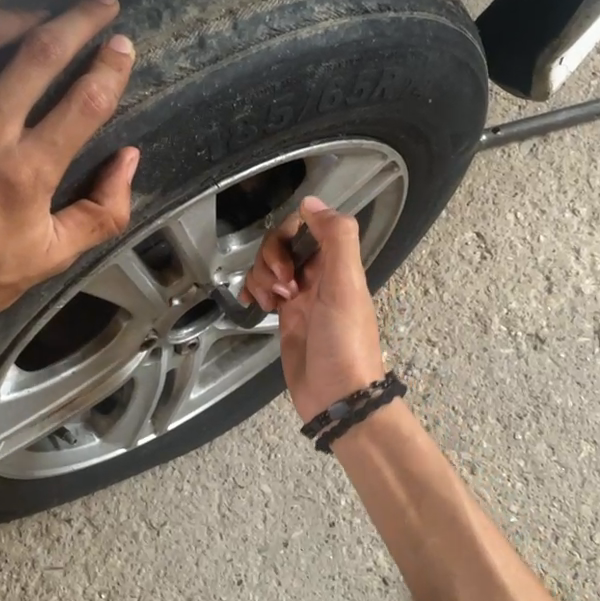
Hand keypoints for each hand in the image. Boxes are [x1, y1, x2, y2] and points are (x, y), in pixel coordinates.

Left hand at [0, 0, 140, 368]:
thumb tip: (129, 160)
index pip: (83, 101)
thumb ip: (102, 209)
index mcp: (26, 171)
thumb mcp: (55, 257)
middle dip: (78, 21)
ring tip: (36, 16)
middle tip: (101, 5)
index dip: (110, 66)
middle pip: (38, 54)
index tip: (124, 45)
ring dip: (14, 18)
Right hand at [243, 197, 386, 420]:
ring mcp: (301, 299)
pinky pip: (264, 292)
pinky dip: (254, 292)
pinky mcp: (285, 320)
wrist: (337, 398)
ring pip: (270, 268)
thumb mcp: (346, 285)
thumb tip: (311, 202)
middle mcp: (319, 278)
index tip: (286, 259)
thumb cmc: (345, 343)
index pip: (307, 228)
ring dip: (262, 277)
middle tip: (282, 286)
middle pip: (282, 246)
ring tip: (272, 301)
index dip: (289, 235)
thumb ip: (336, 239)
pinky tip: (253, 303)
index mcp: (338, 266)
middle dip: (271, 259)